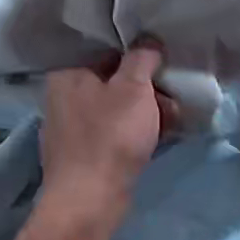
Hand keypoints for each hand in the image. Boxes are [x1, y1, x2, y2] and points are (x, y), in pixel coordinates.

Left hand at [38, 41, 179, 226]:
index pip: (106, 48)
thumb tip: (149, 40)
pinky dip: (139, 129)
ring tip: (173, 119)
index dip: (138, 51)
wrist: (90, 199)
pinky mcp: (87, 150)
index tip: (164, 58)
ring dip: (149, 110)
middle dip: (149, 86)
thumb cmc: (111, 137)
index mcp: (68, 72)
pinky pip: (118, 129)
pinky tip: (160, 136)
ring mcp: (74, 125)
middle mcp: (65, 94)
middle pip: (115, 78)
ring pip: (119, 106)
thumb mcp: (134, 88)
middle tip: (173, 94)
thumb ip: (142, 58)